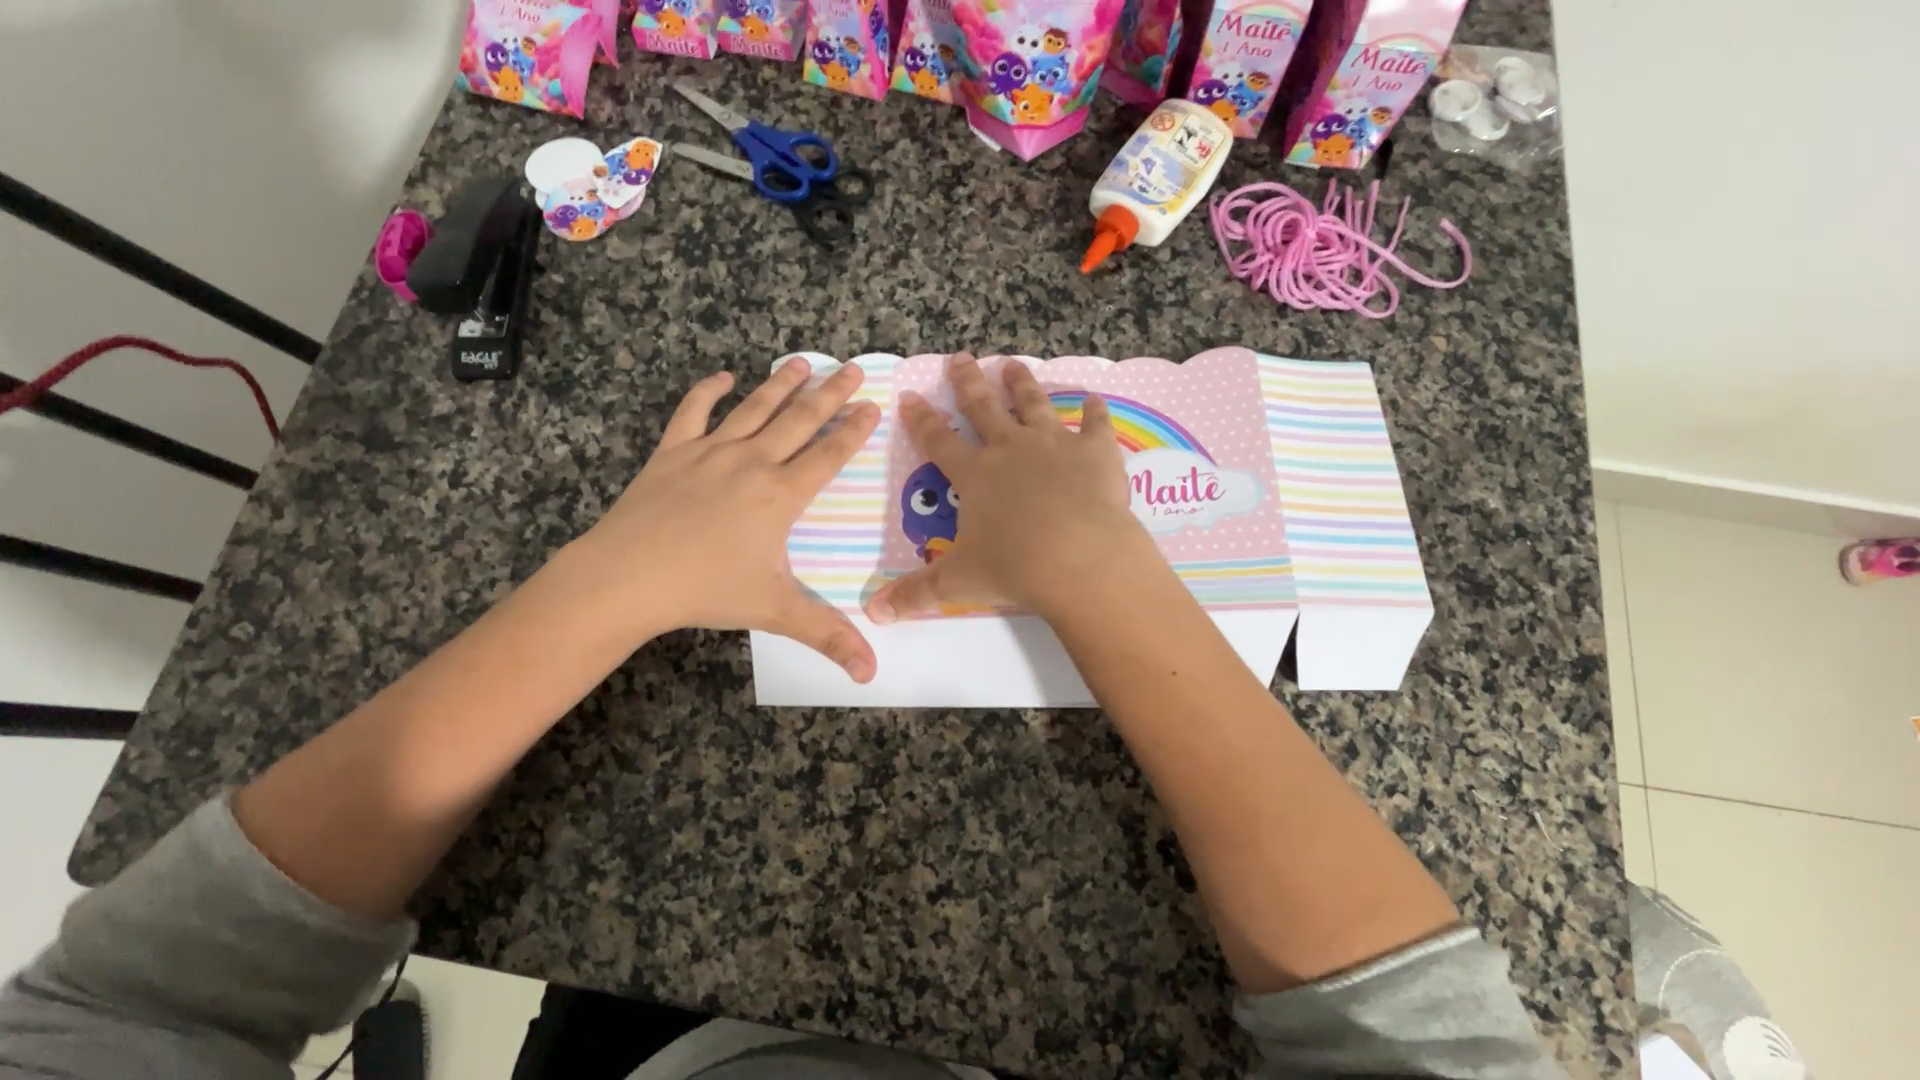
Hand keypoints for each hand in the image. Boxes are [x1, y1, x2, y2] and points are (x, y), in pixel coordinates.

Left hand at [579, 360, 880, 680]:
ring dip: (780, 383)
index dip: (853, 430)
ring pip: (754, 408)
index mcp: (781, 495)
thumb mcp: (773, 611)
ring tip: (802, 362)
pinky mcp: (673, 451)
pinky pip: (693, 412)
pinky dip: (707, 391)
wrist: (627, 576)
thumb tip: (871, 672)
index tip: (871, 405)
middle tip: (852, 368)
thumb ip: (826, 635)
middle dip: (830, 393)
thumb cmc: (705, 591)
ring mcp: (710, 452)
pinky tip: (722, 377)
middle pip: (800, 420)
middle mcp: (752, 463)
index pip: (828, 455)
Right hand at [863, 352, 1160, 623]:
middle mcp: (1010, 449)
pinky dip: (1095, 412)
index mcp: (975, 475)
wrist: (1079, 558)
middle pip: (984, 407)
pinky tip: (1094, 400)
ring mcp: (1054, 444)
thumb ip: (917, 593)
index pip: (939, 440)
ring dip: (1021, 383)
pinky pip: (1095, 424)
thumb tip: (874, 613)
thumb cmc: (1014, 568)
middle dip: (968, 382)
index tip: (909, 396)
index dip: (921, 419)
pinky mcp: (1095, 451)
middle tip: (960, 357)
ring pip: (1033, 404)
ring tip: (1012, 364)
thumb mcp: (959, 582)